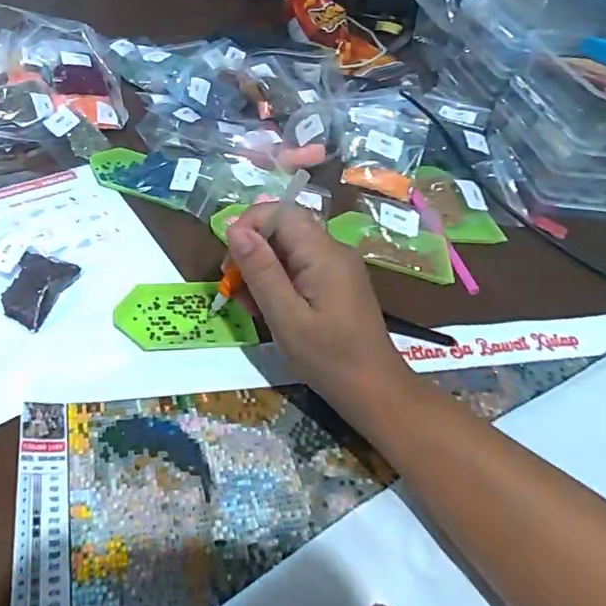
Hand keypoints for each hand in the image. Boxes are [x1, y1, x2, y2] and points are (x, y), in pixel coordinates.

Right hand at [226, 201, 410, 412]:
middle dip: (251, 252)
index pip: (280, 212)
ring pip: (288, 249)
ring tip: (249, 305)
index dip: (248, 225)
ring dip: (261, 269)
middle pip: (282, 229)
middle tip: (234, 288)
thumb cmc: (329, 358)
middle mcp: (333, 250)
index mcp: (323, 253)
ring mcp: (337, 266)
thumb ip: (261, 270)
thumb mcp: (285, 317)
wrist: (377, 392)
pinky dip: (278, 281)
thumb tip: (235, 230)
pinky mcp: (336, 282)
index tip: (229, 261)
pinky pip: (300, 266)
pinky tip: (268, 310)